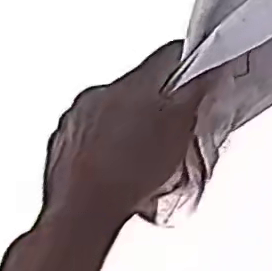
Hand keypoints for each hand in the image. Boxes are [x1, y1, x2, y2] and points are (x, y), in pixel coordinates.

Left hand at [41, 41, 204, 225]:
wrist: (81, 217)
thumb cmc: (131, 172)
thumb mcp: (183, 125)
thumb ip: (199, 91)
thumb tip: (211, 71)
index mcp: (132, 83)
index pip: (169, 54)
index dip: (192, 62)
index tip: (202, 74)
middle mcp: (99, 93)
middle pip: (142, 82)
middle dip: (161, 96)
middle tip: (178, 119)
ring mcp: (75, 119)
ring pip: (116, 106)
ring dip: (133, 118)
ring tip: (149, 146)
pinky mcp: (60, 144)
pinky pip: (93, 130)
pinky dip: (109, 139)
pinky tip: (123, 161)